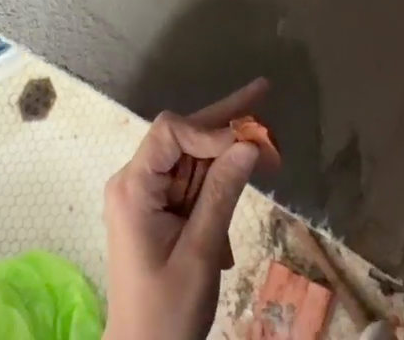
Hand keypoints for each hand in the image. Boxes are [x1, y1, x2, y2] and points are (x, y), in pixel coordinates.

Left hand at [103, 79, 268, 339]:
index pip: (170, 132)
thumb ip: (222, 194)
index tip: (249, 141)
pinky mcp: (156, 211)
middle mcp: (134, 182)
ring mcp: (144, 196)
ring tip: (270, 151)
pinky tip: (234, 220)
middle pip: (182, 137)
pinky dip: (216, 191)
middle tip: (264, 93)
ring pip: (190, 159)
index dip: (210, 128)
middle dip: (225, 124)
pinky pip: (190, 185)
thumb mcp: (200, 253)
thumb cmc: (167, 310)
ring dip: (227, 160)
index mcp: (133, 188)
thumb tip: (247, 143)